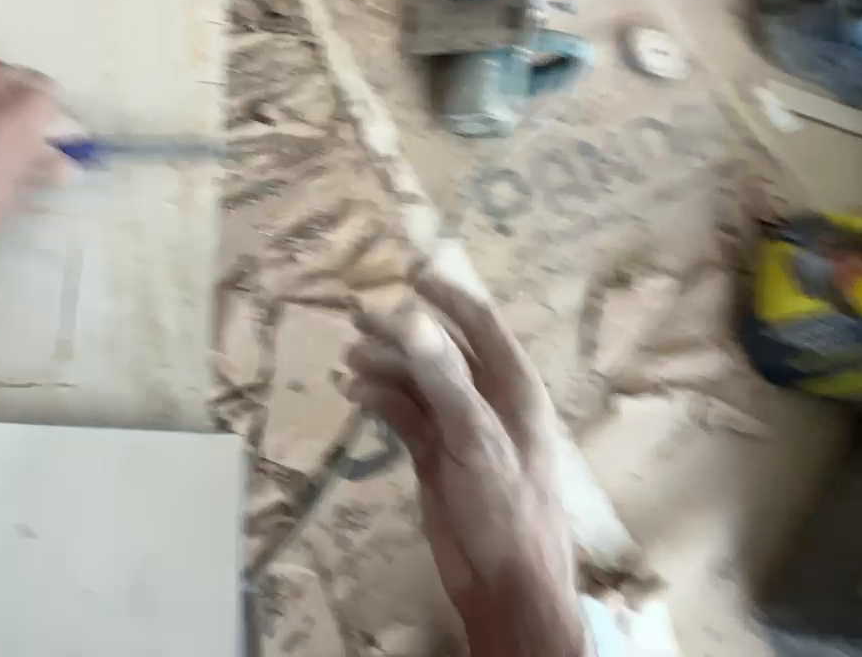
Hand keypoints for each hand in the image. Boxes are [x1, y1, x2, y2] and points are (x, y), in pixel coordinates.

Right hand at [346, 261, 588, 656]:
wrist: (505, 589)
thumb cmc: (506, 508)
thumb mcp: (477, 439)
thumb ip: (444, 379)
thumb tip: (410, 319)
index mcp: (512, 387)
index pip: (480, 324)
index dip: (448, 296)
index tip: (409, 273)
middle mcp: (484, 399)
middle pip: (438, 350)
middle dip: (401, 333)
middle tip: (358, 319)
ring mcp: (457, 427)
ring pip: (416, 381)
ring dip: (385, 367)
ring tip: (350, 359)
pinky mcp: (433, 454)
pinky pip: (403, 414)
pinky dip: (380, 400)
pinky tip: (356, 395)